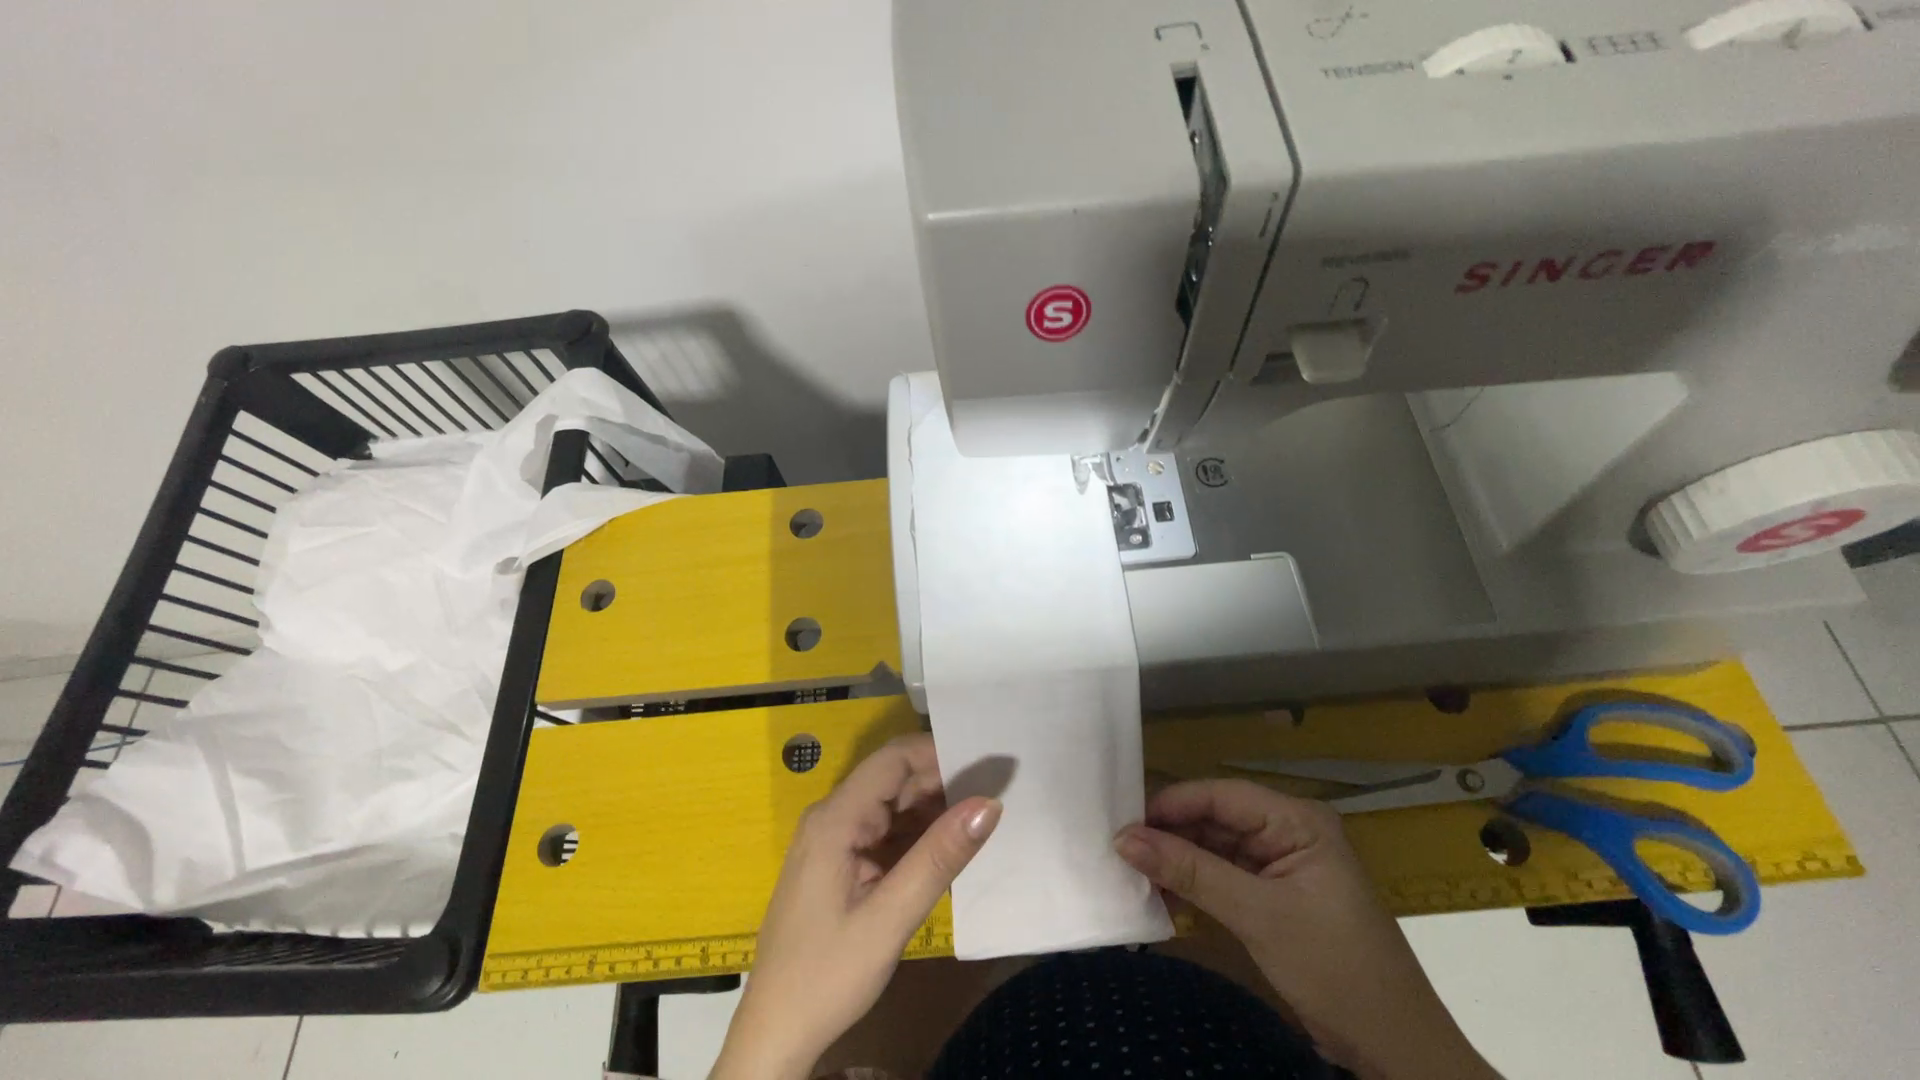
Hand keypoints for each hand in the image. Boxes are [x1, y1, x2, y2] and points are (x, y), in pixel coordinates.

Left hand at [710, 735, 1000, 1079]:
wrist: (777, 1031)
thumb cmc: (828, 975)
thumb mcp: (890, 918)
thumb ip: (938, 858)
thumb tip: (988, 803)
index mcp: (835, 820)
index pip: (893, 760)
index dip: (940, 753)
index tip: (989, 766)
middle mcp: (831, 819)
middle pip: (894, 780)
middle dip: (944, 782)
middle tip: (998, 794)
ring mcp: (834, 842)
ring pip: (892, 807)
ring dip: (934, 810)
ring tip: (984, 819)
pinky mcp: (840, 864)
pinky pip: (884, 834)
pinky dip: (918, 837)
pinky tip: (951, 849)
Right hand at [1114, 780, 1498, 1079]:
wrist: (1392, 1044)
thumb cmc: (1334, 966)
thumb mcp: (1257, 915)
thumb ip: (1190, 872)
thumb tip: (1124, 839)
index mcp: (1297, 820)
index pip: (1221, 795)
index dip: (1171, 805)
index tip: (1122, 825)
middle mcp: (1288, 832)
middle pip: (1215, 820)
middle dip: (1169, 836)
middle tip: (1118, 853)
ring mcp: (1281, 866)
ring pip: (1214, 849)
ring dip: (1177, 863)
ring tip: (1131, 876)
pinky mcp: (1273, 897)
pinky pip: (1223, 878)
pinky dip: (1193, 887)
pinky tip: (1161, 899)